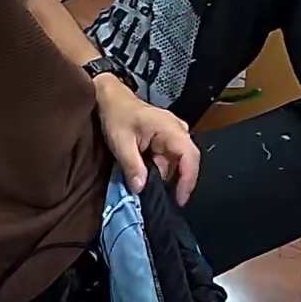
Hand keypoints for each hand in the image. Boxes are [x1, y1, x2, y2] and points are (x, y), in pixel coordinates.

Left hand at [95, 75, 200, 204]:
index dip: (188, 180)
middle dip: (176, 183)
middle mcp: (178, 132)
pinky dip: (159, 172)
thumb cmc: (117, 115)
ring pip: (176, 164)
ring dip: (164, 179)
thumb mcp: (121, 142)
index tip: (179, 199)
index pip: (190, 157)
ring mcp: (173, 137)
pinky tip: (148, 180)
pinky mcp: (166, 142)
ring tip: (151, 192)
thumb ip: (132, 165)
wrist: (110, 99)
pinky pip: (168, 161)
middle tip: (163, 202)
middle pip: (186, 163)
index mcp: (171, 129)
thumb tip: (140, 189)